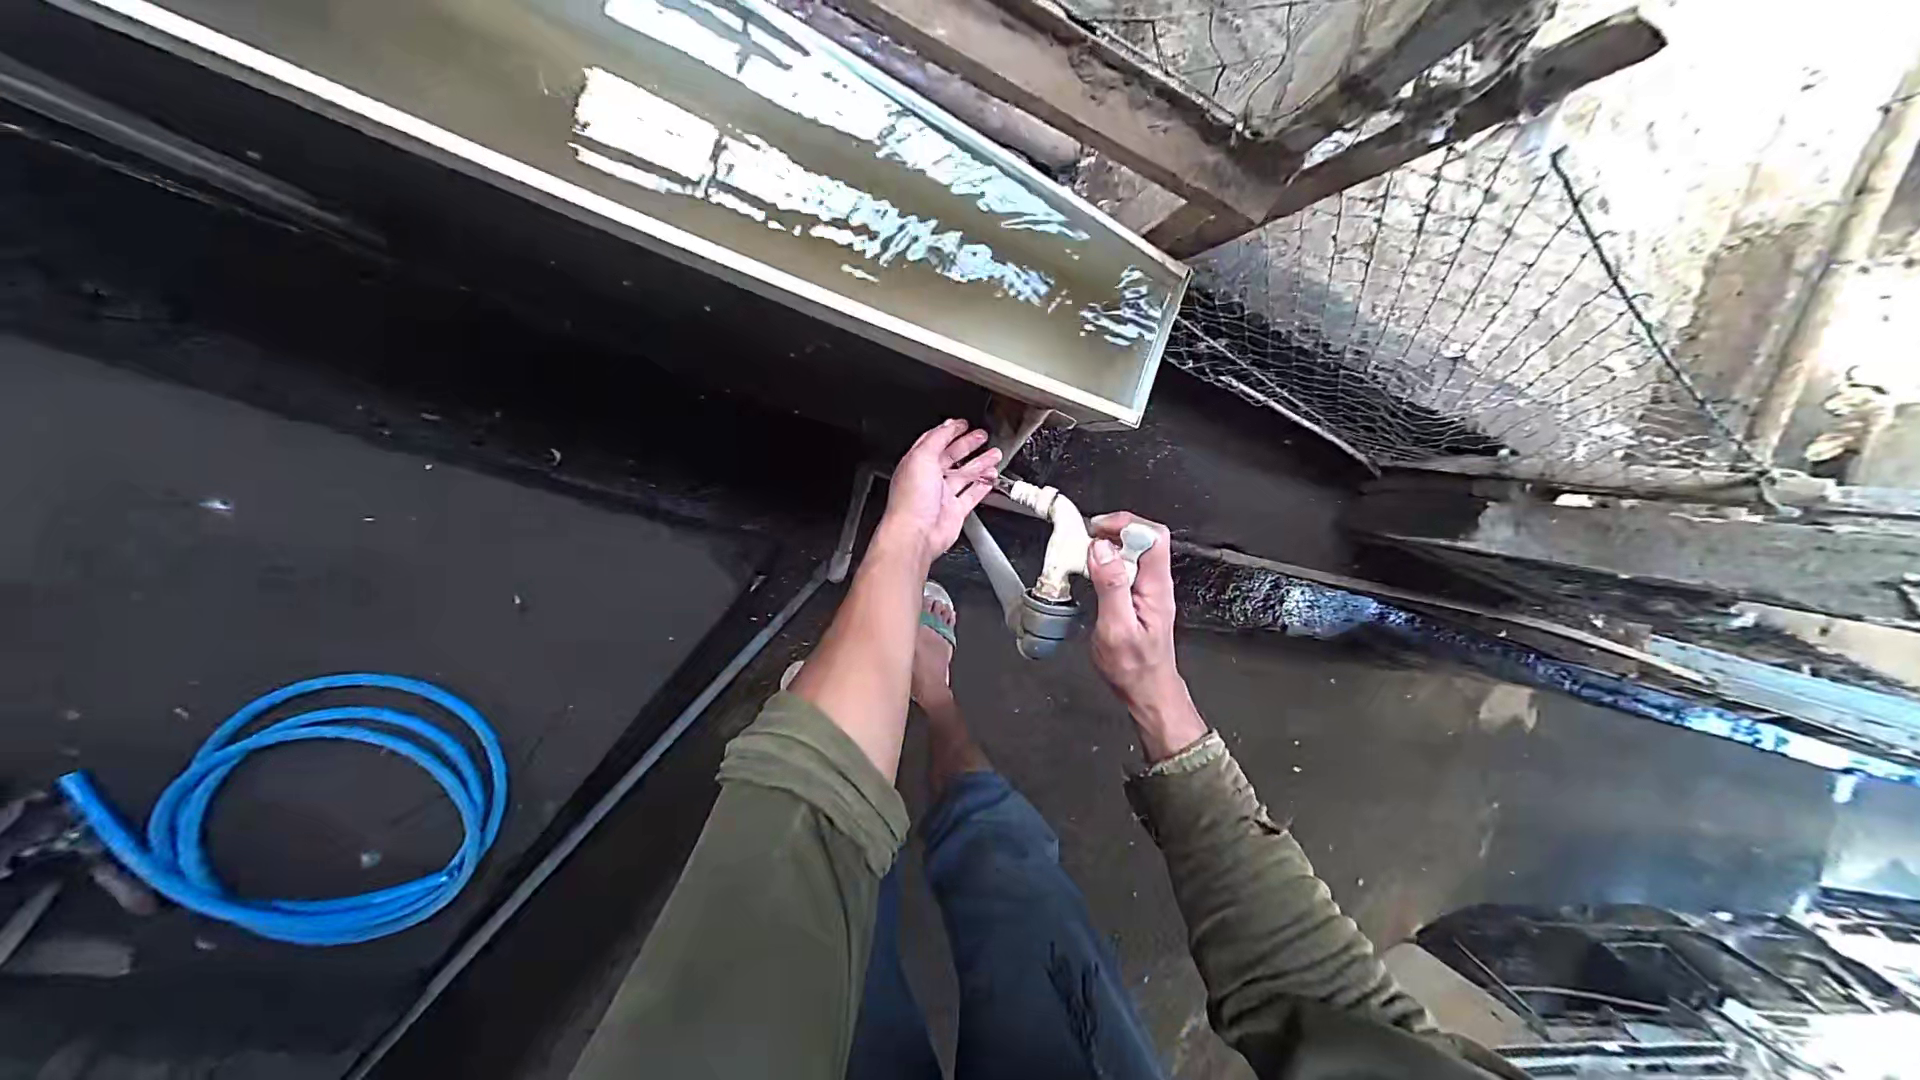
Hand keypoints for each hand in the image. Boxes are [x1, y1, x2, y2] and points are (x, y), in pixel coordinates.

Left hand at [876, 419, 1000, 566]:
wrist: (915, 534)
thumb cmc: (910, 500)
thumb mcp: (921, 457)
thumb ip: (936, 439)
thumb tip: (947, 426)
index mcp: (917, 463)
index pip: (935, 442)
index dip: (950, 432)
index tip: (963, 424)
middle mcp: (929, 479)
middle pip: (952, 457)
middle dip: (968, 445)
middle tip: (982, 436)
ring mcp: (942, 496)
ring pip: (965, 475)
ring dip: (980, 464)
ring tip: (995, 454)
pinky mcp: (954, 512)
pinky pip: (971, 496)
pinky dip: (982, 487)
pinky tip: (990, 479)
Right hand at [1085, 512, 1206, 760]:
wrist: (1146, 689)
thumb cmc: (1134, 667)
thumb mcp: (1117, 629)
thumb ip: (1110, 586)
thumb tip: (1101, 550)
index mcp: (1156, 587)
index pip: (1152, 536)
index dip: (1124, 524)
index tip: (1096, 530)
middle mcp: (1155, 582)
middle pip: (1142, 536)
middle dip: (1112, 529)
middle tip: (1084, 537)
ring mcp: (1147, 587)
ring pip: (1131, 549)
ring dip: (1106, 544)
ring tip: (1083, 551)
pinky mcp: (1136, 593)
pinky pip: (1123, 565)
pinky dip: (1104, 560)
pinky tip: (1090, 569)